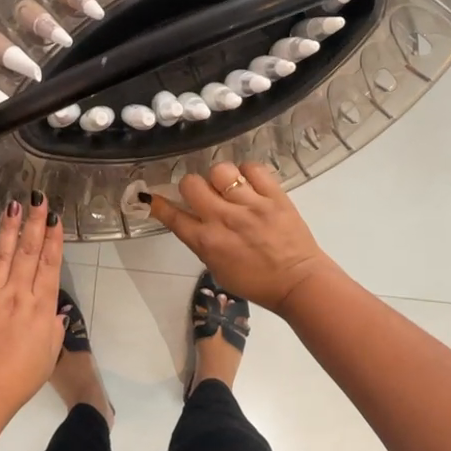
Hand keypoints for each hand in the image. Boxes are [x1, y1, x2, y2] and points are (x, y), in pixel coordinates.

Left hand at [0, 194, 65, 413]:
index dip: (53, 240)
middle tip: (37, 199)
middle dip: (34, 224)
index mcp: (40, 307)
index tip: (54, 219)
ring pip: (0, 257)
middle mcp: (17, 295)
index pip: (49, 266)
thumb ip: (53, 329)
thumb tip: (55, 312)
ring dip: (7, 231)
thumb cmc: (22, 378)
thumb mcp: (48, 355)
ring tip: (12, 208)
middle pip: (27, 253)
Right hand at [149, 162, 340, 312]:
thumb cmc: (255, 282)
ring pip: (220, 170)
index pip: (172, 215)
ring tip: (229, 186)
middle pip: (191, 183)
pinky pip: (253, 168)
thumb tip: (195, 221)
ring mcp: (250, 205)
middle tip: (203, 194)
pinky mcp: (274, 196)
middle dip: (191, 186)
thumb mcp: (218, 269)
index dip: (158, 203)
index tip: (152, 196)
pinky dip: (247, 172)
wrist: (298, 282)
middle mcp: (223, 219)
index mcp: (206, 242)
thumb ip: (203, 243)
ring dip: (219, 177)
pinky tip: (249, 183)